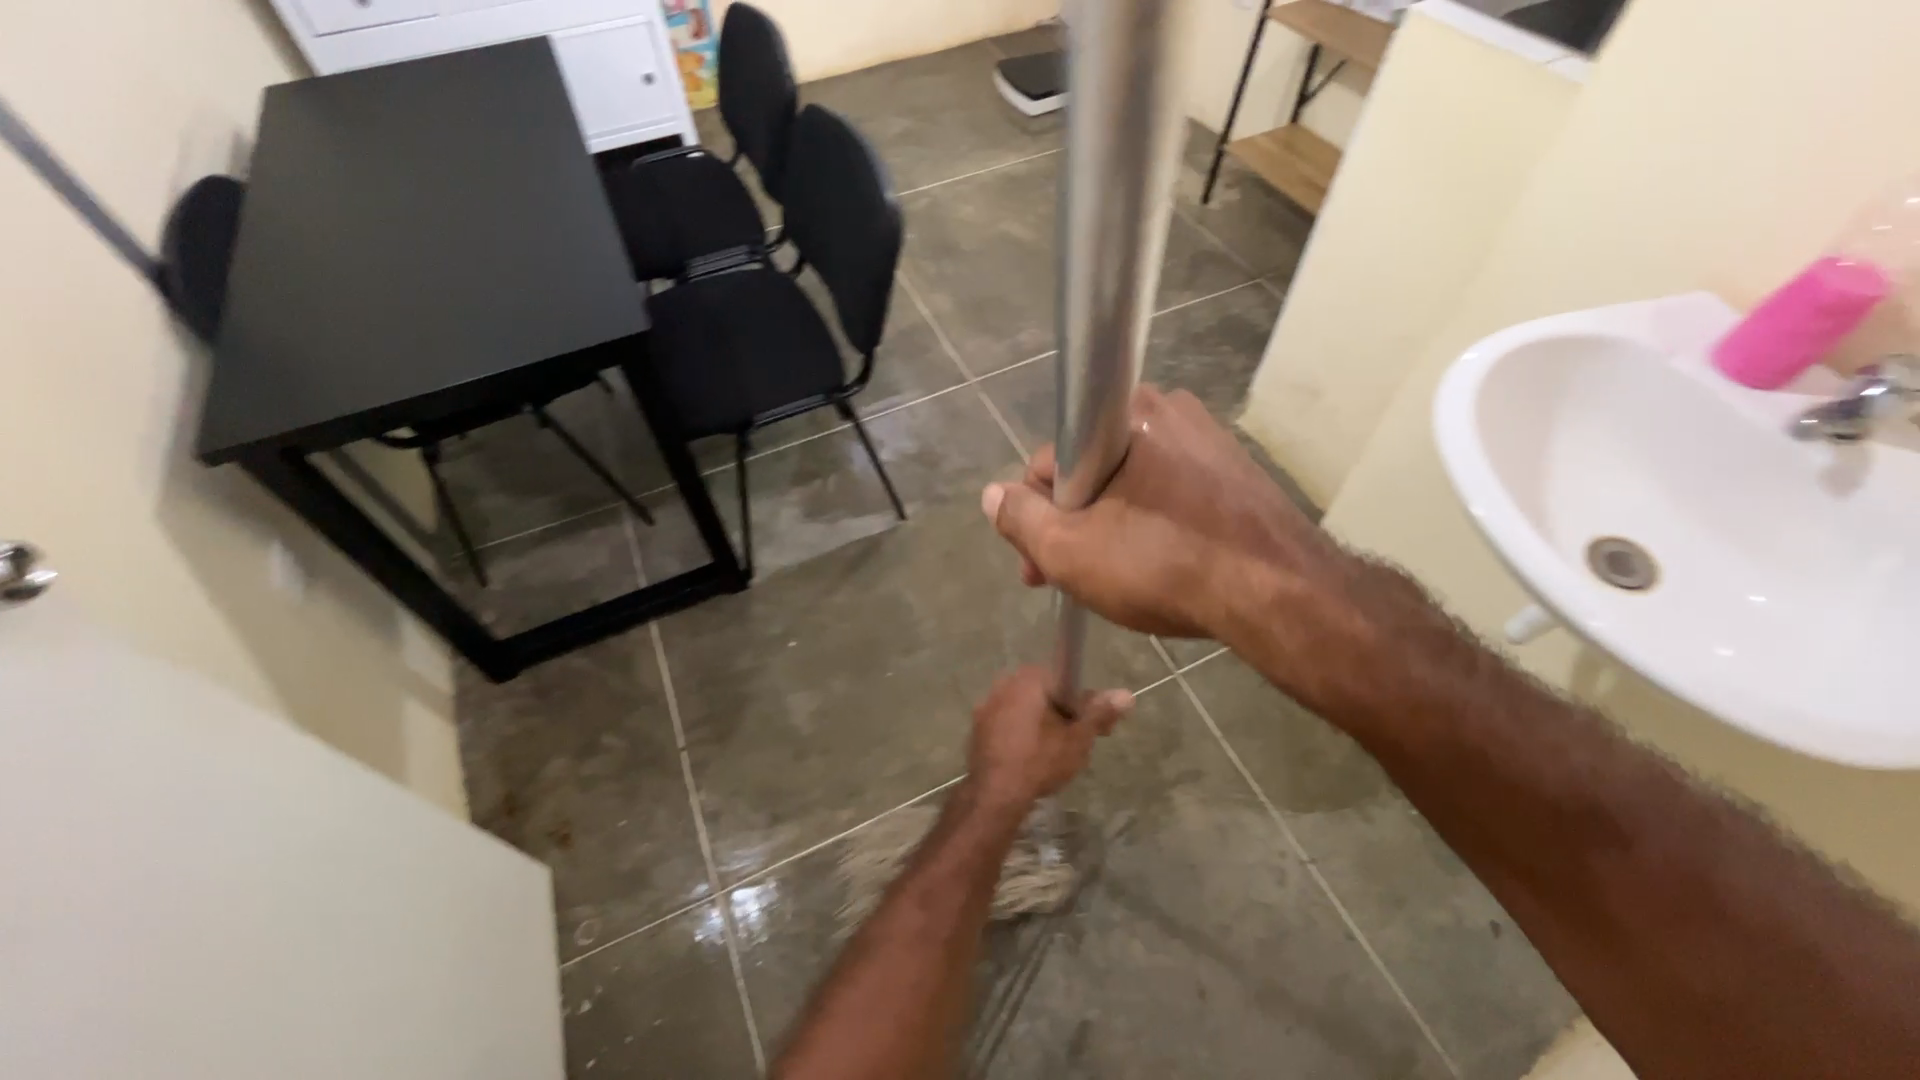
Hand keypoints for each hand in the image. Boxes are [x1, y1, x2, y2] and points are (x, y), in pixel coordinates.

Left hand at [966, 666, 1132, 810]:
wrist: (995, 794)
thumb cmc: (1041, 760)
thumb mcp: (1078, 738)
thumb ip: (1100, 713)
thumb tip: (1126, 695)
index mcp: (1030, 679)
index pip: (1068, 679)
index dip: (1086, 703)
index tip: (1100, 727)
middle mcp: (1005, 683)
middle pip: (1047, 693)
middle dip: (1066, 713)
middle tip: (1081, 743)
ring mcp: (988, 705)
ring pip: (1027, 709)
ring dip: (1044, 724)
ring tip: (1057, 755)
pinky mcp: (978, 728)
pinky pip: (1009, 723)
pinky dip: (1022, 734)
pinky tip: (1031, 758)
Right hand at [980, 385, 1338, 639]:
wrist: (1277, 595)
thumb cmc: (1163, 565)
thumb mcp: (1070, 552)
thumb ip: (1020, 519)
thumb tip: (993, 496)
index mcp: (1123, 414)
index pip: (1051, 462)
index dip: (1035, 516)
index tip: (1037, 567)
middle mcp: (1167, 409)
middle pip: (1091, 469)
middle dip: (1072, 524)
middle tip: (1067, 581)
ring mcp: (1208, 438)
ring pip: (1132, 482)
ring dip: (1110, 525)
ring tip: (1114, 581)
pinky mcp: (1237, 471)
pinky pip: (1172, 491)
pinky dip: (1153, 523)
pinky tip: (1160, 565)